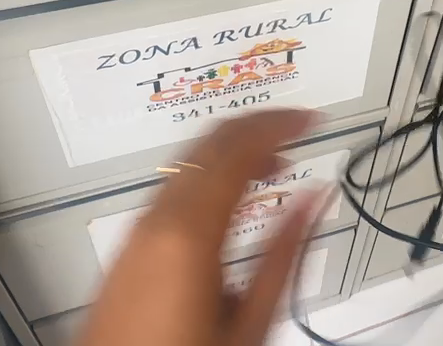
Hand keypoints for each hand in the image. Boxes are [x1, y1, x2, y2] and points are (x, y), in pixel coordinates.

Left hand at [77, 110, 319, 345]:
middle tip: (296, 128)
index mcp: (189, 232)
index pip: (240, 147)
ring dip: (234, 148)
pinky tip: (232, 192)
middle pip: (212, 140)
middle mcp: (156, 218)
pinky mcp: (128, 244)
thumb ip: (285, 253)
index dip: (281, 125)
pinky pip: (173, 184)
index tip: (310, 120)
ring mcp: (136, 229)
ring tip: (273, 160)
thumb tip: (315, 198)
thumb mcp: (249, 324)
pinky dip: (208, 171)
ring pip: (190, 158)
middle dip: (260, 126)